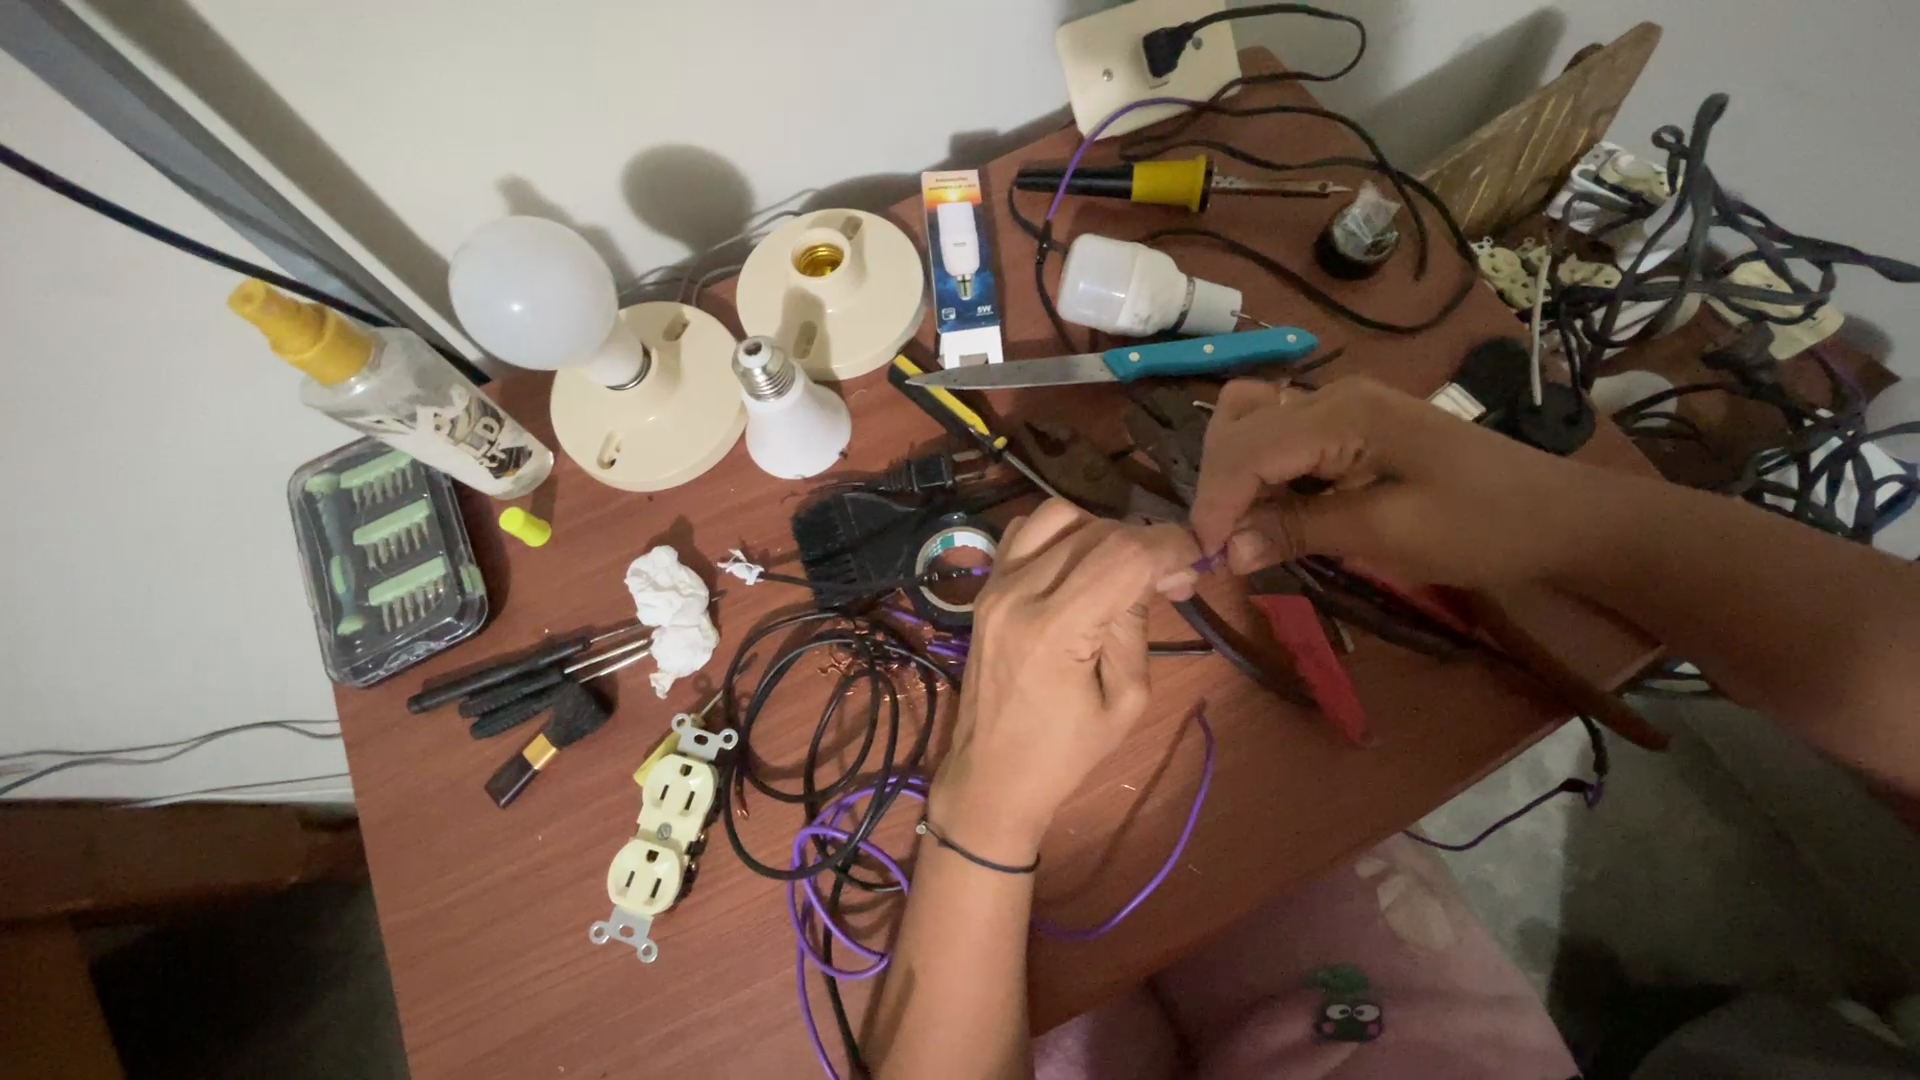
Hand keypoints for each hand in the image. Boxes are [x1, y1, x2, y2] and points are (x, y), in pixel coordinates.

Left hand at [928, 501, 1199, 864]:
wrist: (991, 775)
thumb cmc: (1064, 753)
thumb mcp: (1125, 699)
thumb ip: (1136, 624)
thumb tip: (1158, 571)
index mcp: (1055, 628)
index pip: (1125, 555)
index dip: (1171, 545)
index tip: (1198, 556)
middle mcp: (1018, 592)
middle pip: (1097, 531)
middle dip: (1145, 542)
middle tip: (1171, 575)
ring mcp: (994, 585)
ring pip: (1058, 516)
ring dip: (1102, 530)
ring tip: (1123, 565)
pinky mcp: (984, 588)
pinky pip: (1023, 531)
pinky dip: (1060, 532)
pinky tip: (1079, 562)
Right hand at [1189, 376, 1607, 586]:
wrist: (1561, 515)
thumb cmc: (1483, 525)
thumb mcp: (1386, 533)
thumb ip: (1297, 531)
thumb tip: (1225, 552)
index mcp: (1341, 413)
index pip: (1244, 450)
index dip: (1214, 504)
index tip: (1204, 559)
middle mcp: (1329, 395)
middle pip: (1235, 428)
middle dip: (1216, 487)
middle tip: (1224, 547)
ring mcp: (1339, 406)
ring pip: (1248, 425)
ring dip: (1232, 476)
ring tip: (1241, 527)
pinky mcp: (1348, 425)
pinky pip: (1277, 439)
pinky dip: (1258, 474)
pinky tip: (1269, 510)